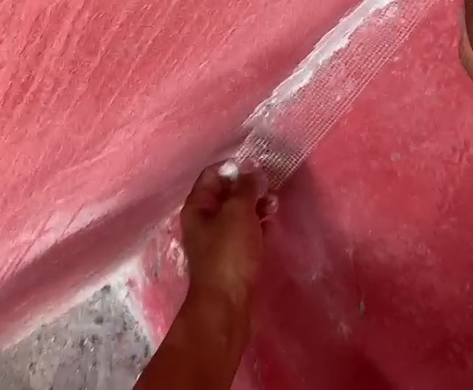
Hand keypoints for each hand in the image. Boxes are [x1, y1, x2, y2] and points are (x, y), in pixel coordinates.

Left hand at [177, 163, 273, 313]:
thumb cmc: (229, 253)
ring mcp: (217, 240)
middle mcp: (204, 220)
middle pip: (227, 193)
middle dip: (249, 187)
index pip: (213, 174)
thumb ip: (246, 187)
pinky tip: (271, 225)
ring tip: (274, 205)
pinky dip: (258, 226)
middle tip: (270, 186)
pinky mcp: (231, 257)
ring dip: (256, 206)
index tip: (257, 167)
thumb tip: (254, 170)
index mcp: (198, 206)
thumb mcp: (238, 212)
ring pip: (238, 213)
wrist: (226, 306)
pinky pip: (245, 233)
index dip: (234, 167)